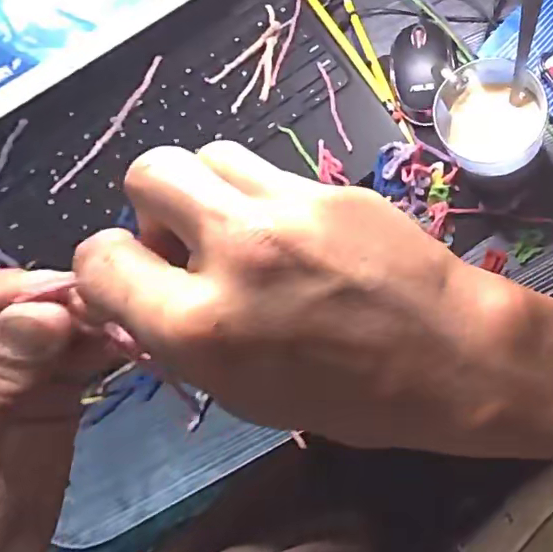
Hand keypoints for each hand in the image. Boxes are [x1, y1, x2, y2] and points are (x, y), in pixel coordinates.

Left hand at [0, 269, 105, 551]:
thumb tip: (44, 307)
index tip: (45, 286)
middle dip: (37, 305)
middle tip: (96, 296)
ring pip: (32, 332)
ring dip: (77, 321)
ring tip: (119, 314)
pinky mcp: (37, 403)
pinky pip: (69, 360)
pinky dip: (98, 346)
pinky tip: (124, 338)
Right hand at [72, 143, 545, 453]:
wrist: (450, 352)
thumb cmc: (351, 397)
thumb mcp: (243, 393)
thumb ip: (183, 336)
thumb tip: (147, 294)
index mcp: (201, 324)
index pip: (102, 259)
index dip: (110, 265)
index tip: (137, 273)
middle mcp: (239, 250)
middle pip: (153, 170)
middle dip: (155, 204)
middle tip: (190, 239)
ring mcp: (294, 207)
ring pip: (214, 154)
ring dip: (212, 188)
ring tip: (243, 225)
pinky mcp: (336, 187)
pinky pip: (275, 172)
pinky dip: (267, 197)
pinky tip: (300, 230)